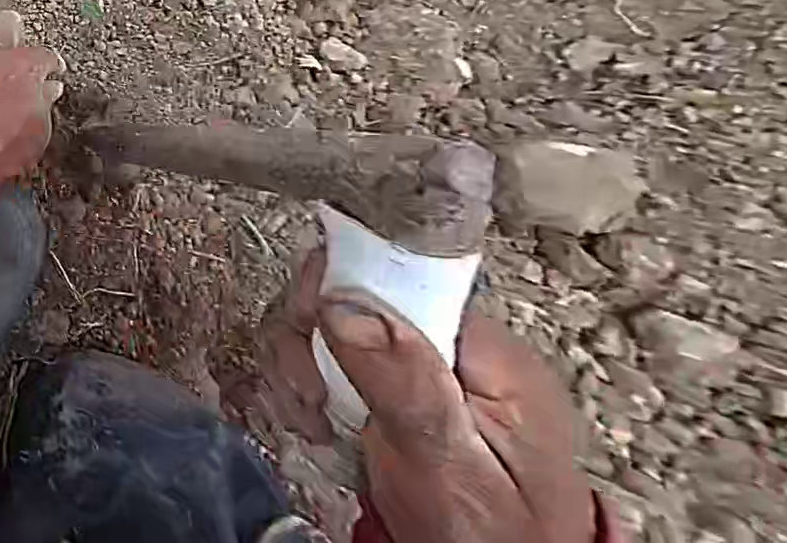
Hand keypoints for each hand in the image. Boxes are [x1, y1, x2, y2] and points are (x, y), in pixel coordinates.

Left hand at [0, 3, 63, 202]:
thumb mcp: (39, 129)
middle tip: (12, 40)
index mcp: (25, 68)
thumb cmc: (2, 149)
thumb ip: (45, 102)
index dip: (50, 63)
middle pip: (9, 21)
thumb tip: (50, 88)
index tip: (50, 70)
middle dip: (14, 29)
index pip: (45, 54)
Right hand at [259, 247, 596, 542]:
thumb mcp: (456, 472)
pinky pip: (319, 344)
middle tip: (309, 389)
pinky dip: (298, 375)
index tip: (310, 331)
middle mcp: (443, 337)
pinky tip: (310, 414)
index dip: (337, 287)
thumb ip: (410, 391)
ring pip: (322, 313)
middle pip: (348, 286)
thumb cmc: (490, 541)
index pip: (396, 270)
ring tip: (309, 413)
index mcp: (482, 348)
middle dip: (309, 333)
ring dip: (297, 359)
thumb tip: (346, 306)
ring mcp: (409, 355)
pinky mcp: (381, 373)